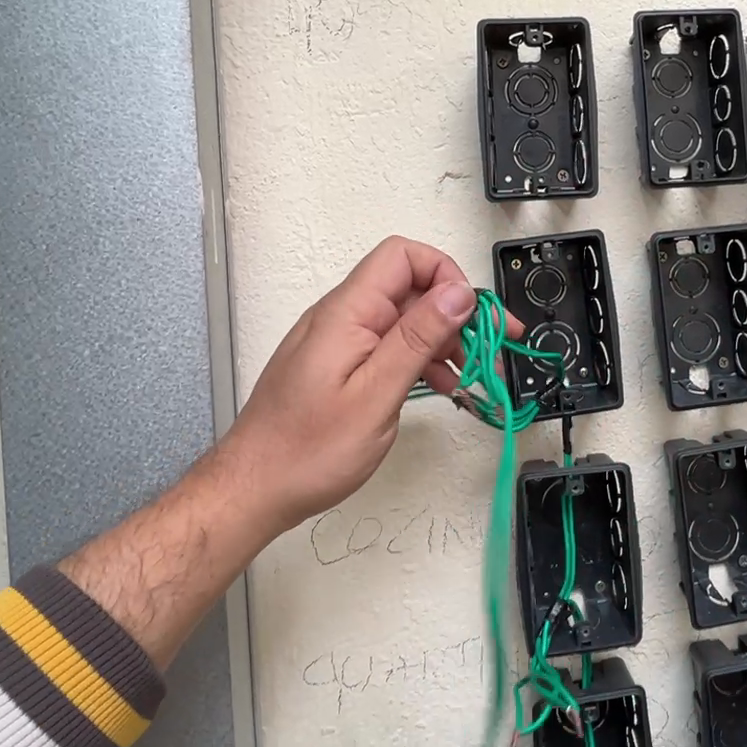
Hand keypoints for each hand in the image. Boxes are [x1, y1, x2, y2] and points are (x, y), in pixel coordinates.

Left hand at [221, 235, 499, 533]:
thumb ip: (418, 338)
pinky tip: (440, 386)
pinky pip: (390, 344)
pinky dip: (421, 359)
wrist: (254, 489)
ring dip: (444, 340)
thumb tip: (457, 292)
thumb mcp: (376, 395)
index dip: (445, 274)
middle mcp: (342, 315)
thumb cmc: (306, 451)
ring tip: (471, 375)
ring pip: (405, 318)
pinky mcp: (342, 362)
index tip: (473, 313)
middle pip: (411, 287)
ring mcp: (341, 339)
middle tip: (492, 347)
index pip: (403, 256)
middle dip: (457, 313)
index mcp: (348, 312)